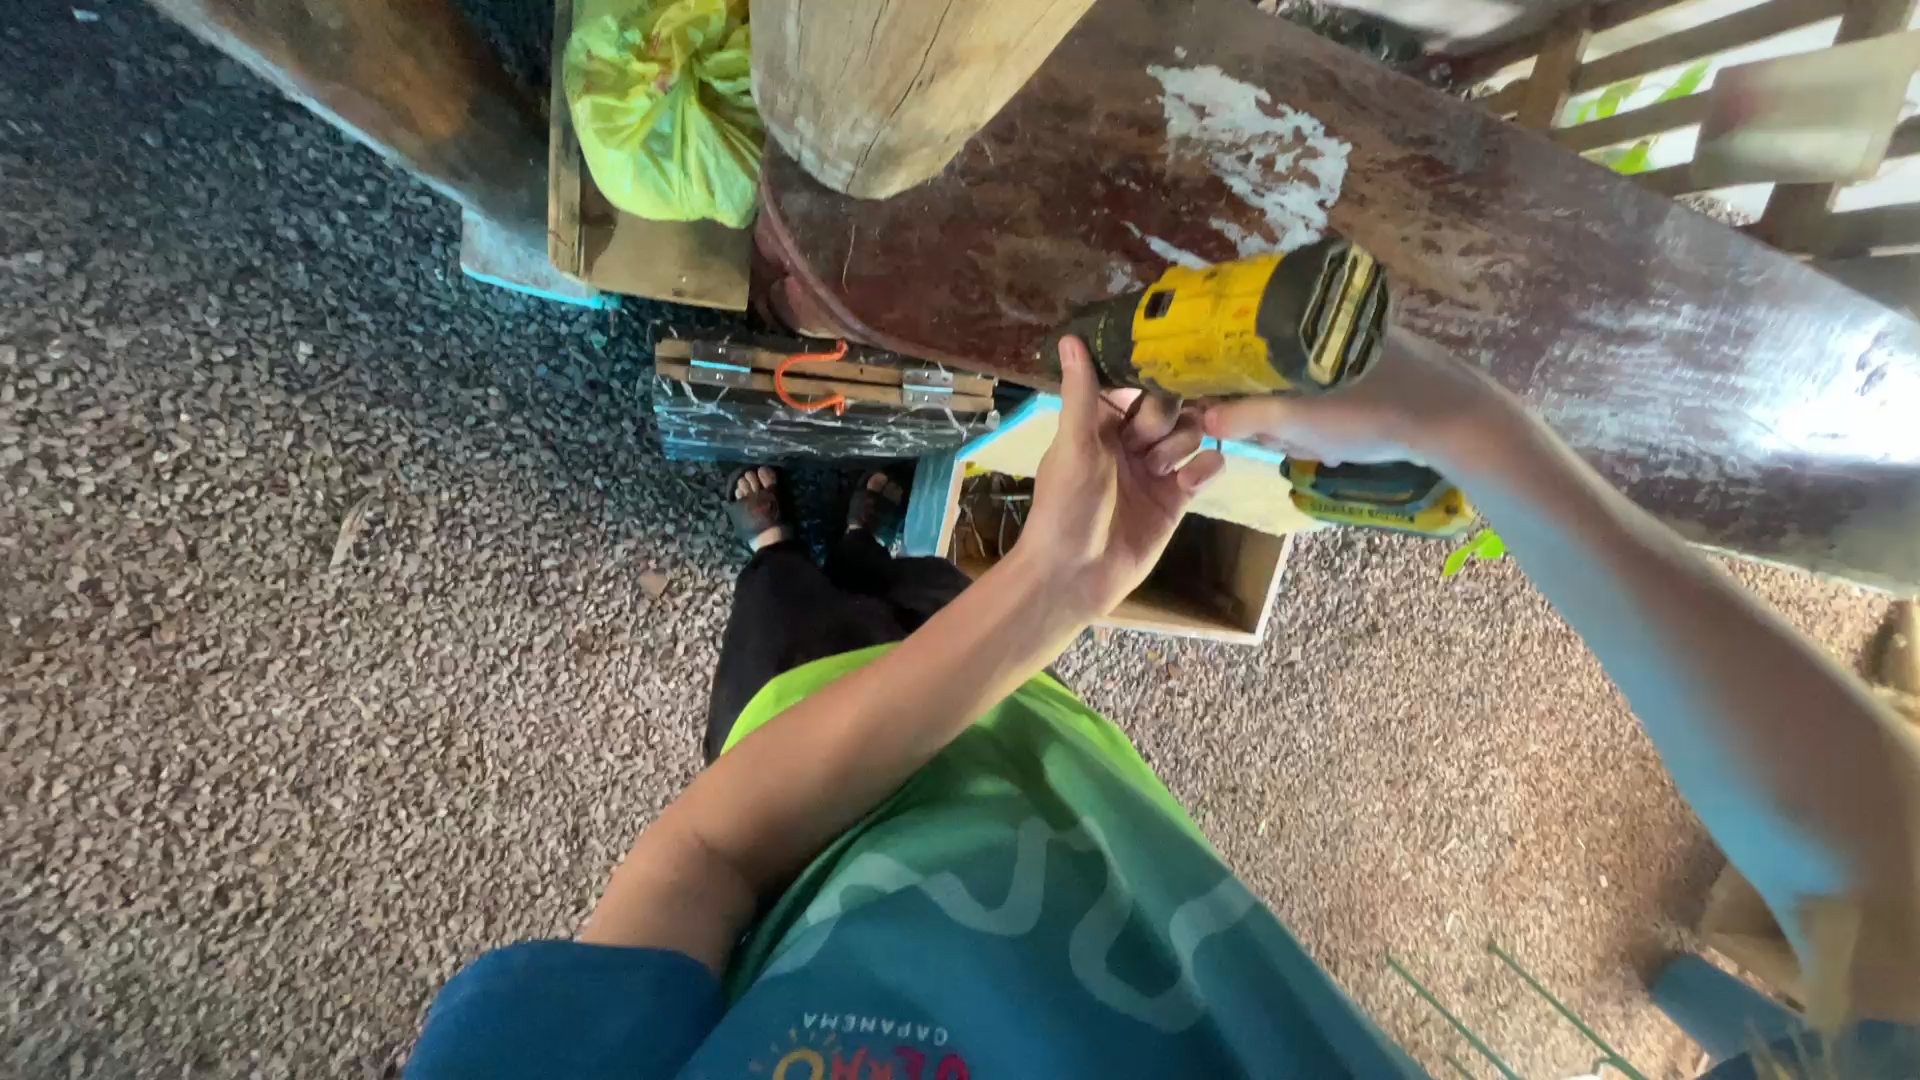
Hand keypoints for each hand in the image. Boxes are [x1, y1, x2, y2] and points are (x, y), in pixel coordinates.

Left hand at [1015, 336, 1224, 621]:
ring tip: (1160, 471)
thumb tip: (1070, 337)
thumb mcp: (1074, 446)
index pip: (1134, 384)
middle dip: (1164, 419)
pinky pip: (1205, 469)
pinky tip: (1187, 483)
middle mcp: (1129, 442)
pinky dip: (1204, 469)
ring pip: (1191, 434)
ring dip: (1182, 444)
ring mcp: (1155, 470)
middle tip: (1145, 446)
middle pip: (1168, 406)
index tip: (1169, 365)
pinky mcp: (1176, 499)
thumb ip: (1081, 394)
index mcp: (1099, 424)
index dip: (1149, 377)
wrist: (1074, 576)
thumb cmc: (1065, 508)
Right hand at [1200, 327, 1527, 474]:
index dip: (1233, 380)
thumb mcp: (1299, 419)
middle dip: (1273, 410)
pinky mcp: (1390, 366)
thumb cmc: (1373, 412)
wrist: (1461, 423)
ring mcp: (1366, 346)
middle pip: (1276, 370)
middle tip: (1288, 439)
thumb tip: (1205, 419)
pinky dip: (1330, 416)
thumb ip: (1246, 416)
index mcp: (1311, 324)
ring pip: (1307, 384)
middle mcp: (1336, 326)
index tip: (1230, 411)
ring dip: (1302, 419)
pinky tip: (1343, 440)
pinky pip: (1337, 390)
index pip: (1251, 344)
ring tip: (1320, 444)